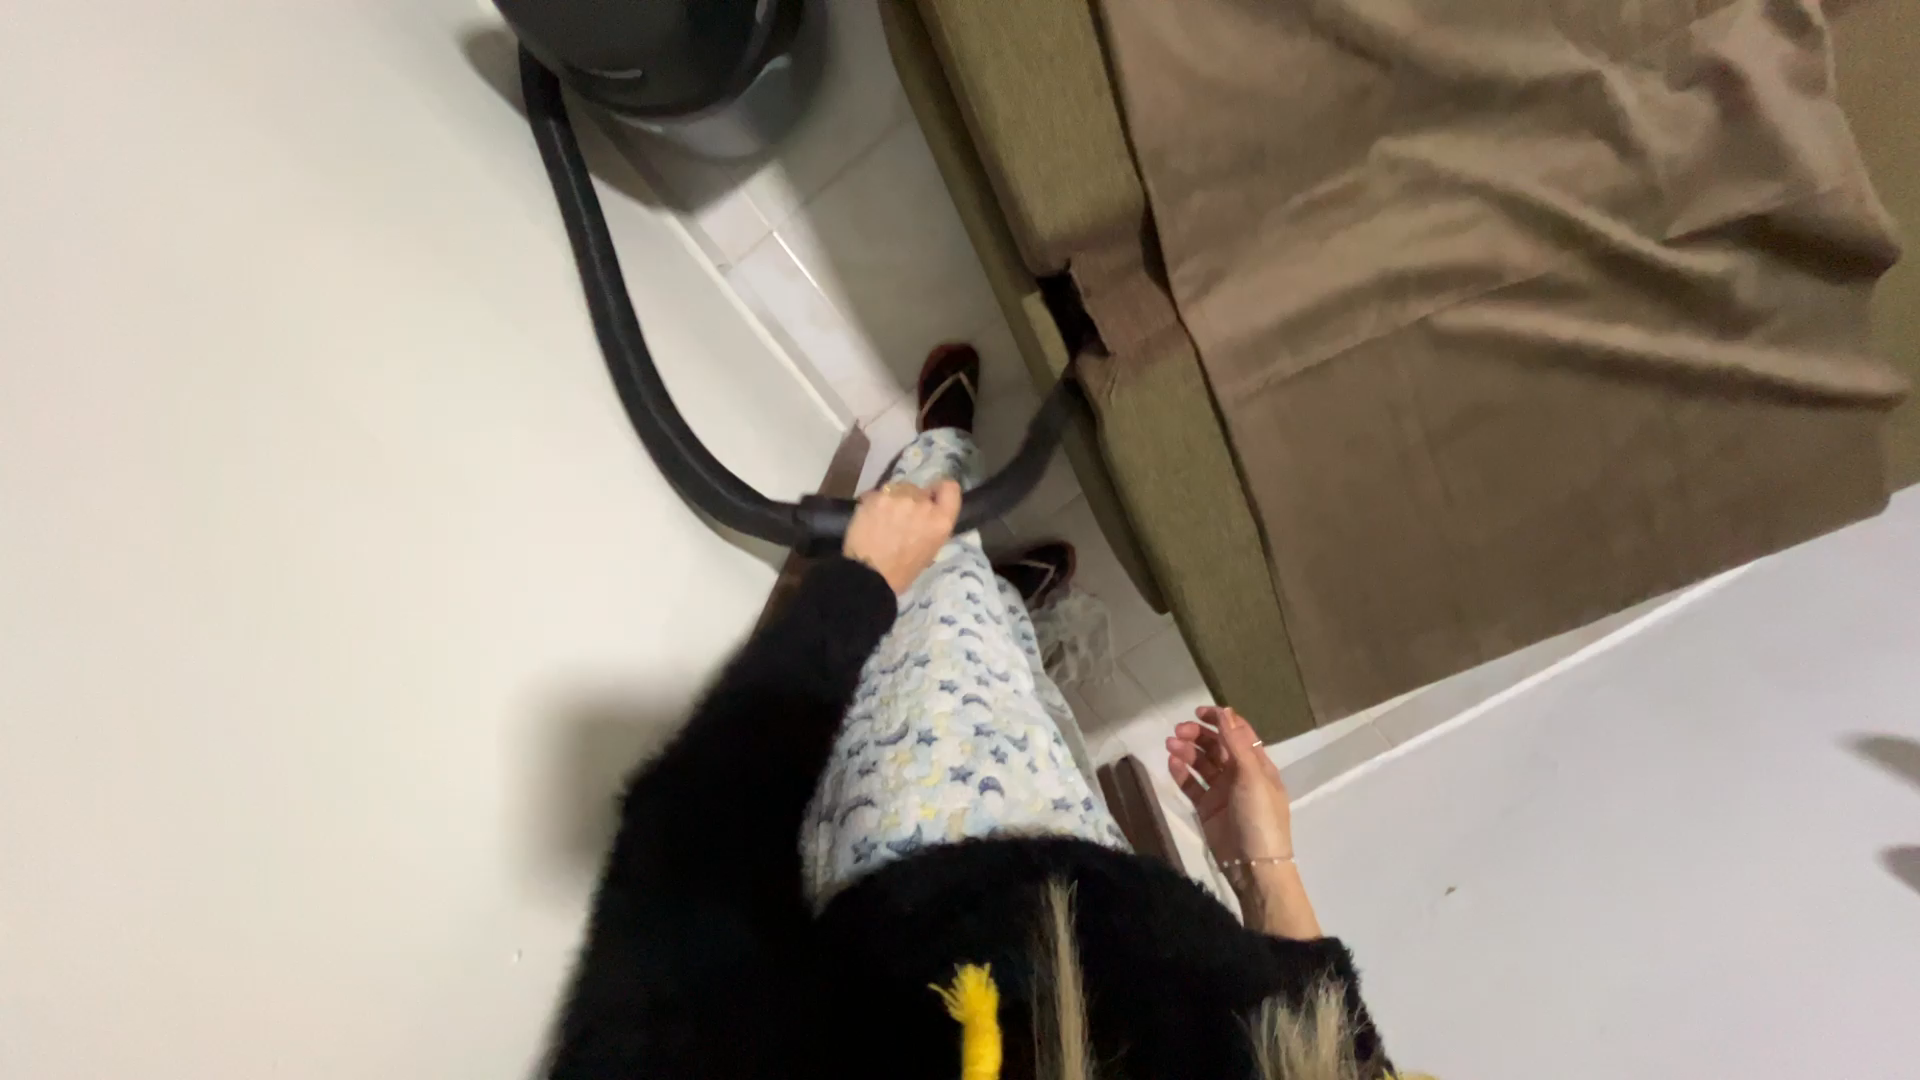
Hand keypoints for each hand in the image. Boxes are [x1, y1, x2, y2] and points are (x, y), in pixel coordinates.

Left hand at [842, 479, 961, 593]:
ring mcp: (898, 497)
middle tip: (901, 518)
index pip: (950, 488)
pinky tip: (870, 518)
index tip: (931, 498)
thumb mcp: (930, 550)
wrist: (868, 576)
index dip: (939, 491)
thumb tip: (926, 513)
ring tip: (883, 518)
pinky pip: (879, 493)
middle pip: (920, 489)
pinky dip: (876, 503)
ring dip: (893, 499)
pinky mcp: (876, 496)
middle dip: (912, 500)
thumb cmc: (902, 572)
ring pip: (898, 488)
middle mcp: (923, 504)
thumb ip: (933, 525)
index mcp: (941, 521)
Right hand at [1169, 706, 1319, 937]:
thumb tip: (1225, 711)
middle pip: (1216, 745)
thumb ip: (1236, 744)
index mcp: (1258, 766)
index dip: (1220, 719)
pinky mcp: (1206, 807)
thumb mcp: (1253, 777)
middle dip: (1197, 735)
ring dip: (1186, 750)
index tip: (1198, 713)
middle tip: (1178, 731)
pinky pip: (1191, 784)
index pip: (1238, 733)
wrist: (1253, 867)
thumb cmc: (1260, 818)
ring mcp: (1221, 791)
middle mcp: (1239, 775)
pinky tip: (1171, 763)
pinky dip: (1181, 771)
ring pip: (1201, 763)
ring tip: (1170, 745)